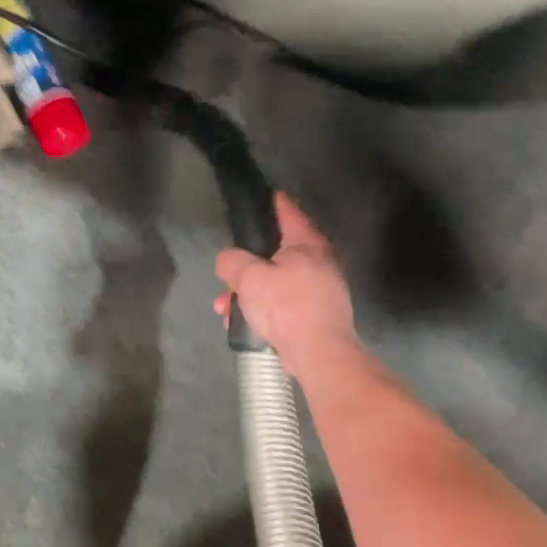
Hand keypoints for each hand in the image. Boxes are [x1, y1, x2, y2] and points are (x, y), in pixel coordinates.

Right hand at [213, 193, 358, 373]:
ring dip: (249, 293)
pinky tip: (243, 322)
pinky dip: (262, 308)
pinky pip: (283, 303)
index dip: (275, 203)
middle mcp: (320, 262)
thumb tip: (228, 259)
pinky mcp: (317, 314)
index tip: (268, 195)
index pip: (290, 214)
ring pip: (276, 282)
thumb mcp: (247, 277)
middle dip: (247, 266)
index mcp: (307, 245)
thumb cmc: (285, 305)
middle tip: (227, 275)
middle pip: (277, 254)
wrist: (318, 351)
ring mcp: (321, 290)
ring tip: (225, 308)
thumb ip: (232, 262)